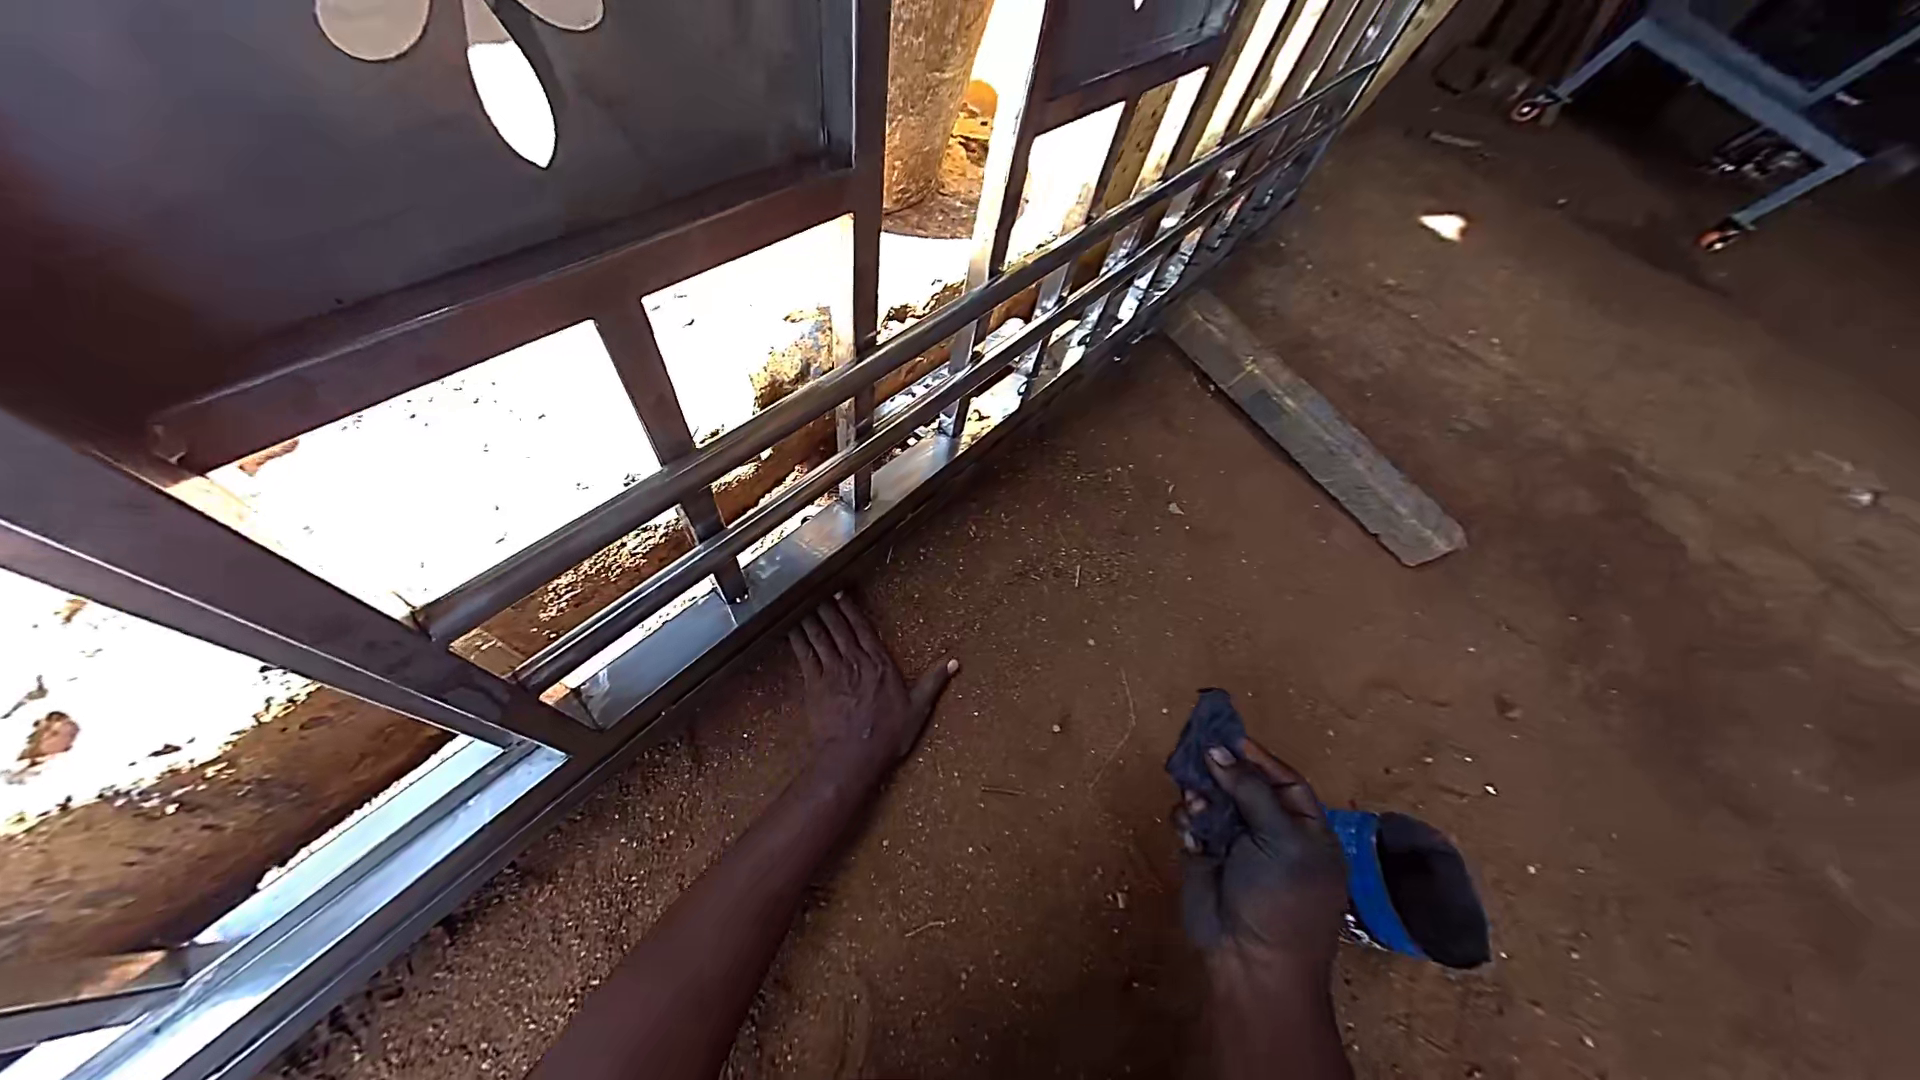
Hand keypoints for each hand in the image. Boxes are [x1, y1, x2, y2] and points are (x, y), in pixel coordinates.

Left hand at [787, 591, 957, 782]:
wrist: (854, 755)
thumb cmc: (888, 733)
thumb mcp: (918, 707)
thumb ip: (933, 680)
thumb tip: (954, 662)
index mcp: (879, 662)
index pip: (862, 628)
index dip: (850, 609)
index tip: (840, 594)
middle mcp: (855, 660)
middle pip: (838, 627)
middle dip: (827, 607)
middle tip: (816, 591)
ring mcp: (832, 671)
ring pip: (819, 636)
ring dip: (811, 618)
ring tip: (801, 603)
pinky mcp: (815, 684)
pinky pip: (804, 655)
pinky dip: (797, 639)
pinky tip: (790, 628)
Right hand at [1176, 738, 1347, 984]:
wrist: (1250, 960)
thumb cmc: (1282, 898)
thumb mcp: (1280, 839)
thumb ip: (1249, 789)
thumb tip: (1218, 749)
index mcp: (1304, 829)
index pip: (1283, 780)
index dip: (1257, 757)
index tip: (1229, 734)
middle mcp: (1269, 831)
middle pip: (1240, 783)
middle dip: (1220, 769)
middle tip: (1196, 747)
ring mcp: (1235, 843)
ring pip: (1211, 798)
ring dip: (1201, 794)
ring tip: (1195, 797)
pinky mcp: (1204, 853)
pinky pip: (1191, 821)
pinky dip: (1188, 819)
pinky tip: (1190, 827)